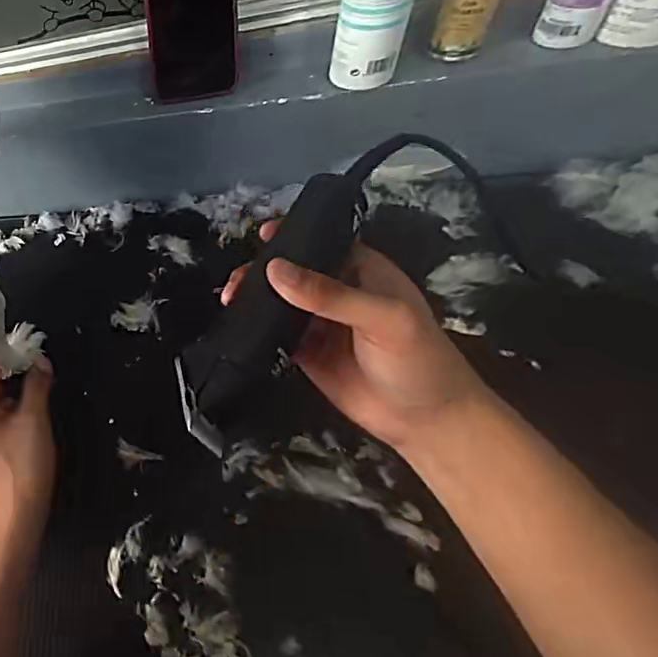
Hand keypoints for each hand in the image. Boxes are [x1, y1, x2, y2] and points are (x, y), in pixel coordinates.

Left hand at [0, 355, 55, 544]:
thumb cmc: (19, 468)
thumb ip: (37, 386)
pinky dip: (6, 416)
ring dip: (3, 396)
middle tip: (20, 367)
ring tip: (28, 389)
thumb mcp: (34, 419)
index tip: (8, 350)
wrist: (12, 522)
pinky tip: (27, 420)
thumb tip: (40, 362)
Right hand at [222, 222, 487, 449]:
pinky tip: (236, 325)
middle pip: (290, 270)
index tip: (261, 235)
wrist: (426, 421)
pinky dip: (255, 328)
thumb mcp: (382, 318)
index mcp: (358, 268)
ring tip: (231, 300)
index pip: (319, 241)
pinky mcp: (305, 351)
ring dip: (253, 297)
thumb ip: (330, 295)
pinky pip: (274, 333)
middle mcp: (334, 289)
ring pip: (277, 300)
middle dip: (261, 269)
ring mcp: (317, 321)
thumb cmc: (418, 358)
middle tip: (237, 282)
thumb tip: (275, 271)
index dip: (291, 235)